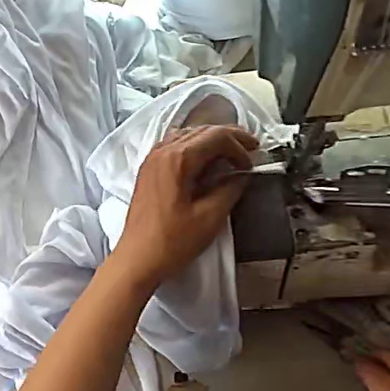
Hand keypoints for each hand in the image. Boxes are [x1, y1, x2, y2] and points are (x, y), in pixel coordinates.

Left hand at [108, 125, 258, 288]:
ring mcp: (152, 160)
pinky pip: (174, 147)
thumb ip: (230, 189)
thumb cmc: (171, 242)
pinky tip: (205, 163)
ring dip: (211, 141)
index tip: (252, 163)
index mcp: (177, 159)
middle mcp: (162, 152)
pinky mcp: (148, 171)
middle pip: (202, 131)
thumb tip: (241, 175)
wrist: (137, 260)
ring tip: (231, 155)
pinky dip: (194, 149)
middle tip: (251, 150)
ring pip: (188, 135)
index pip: (217, 136)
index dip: (240, 146)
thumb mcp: (210, 217)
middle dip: (229, 138)